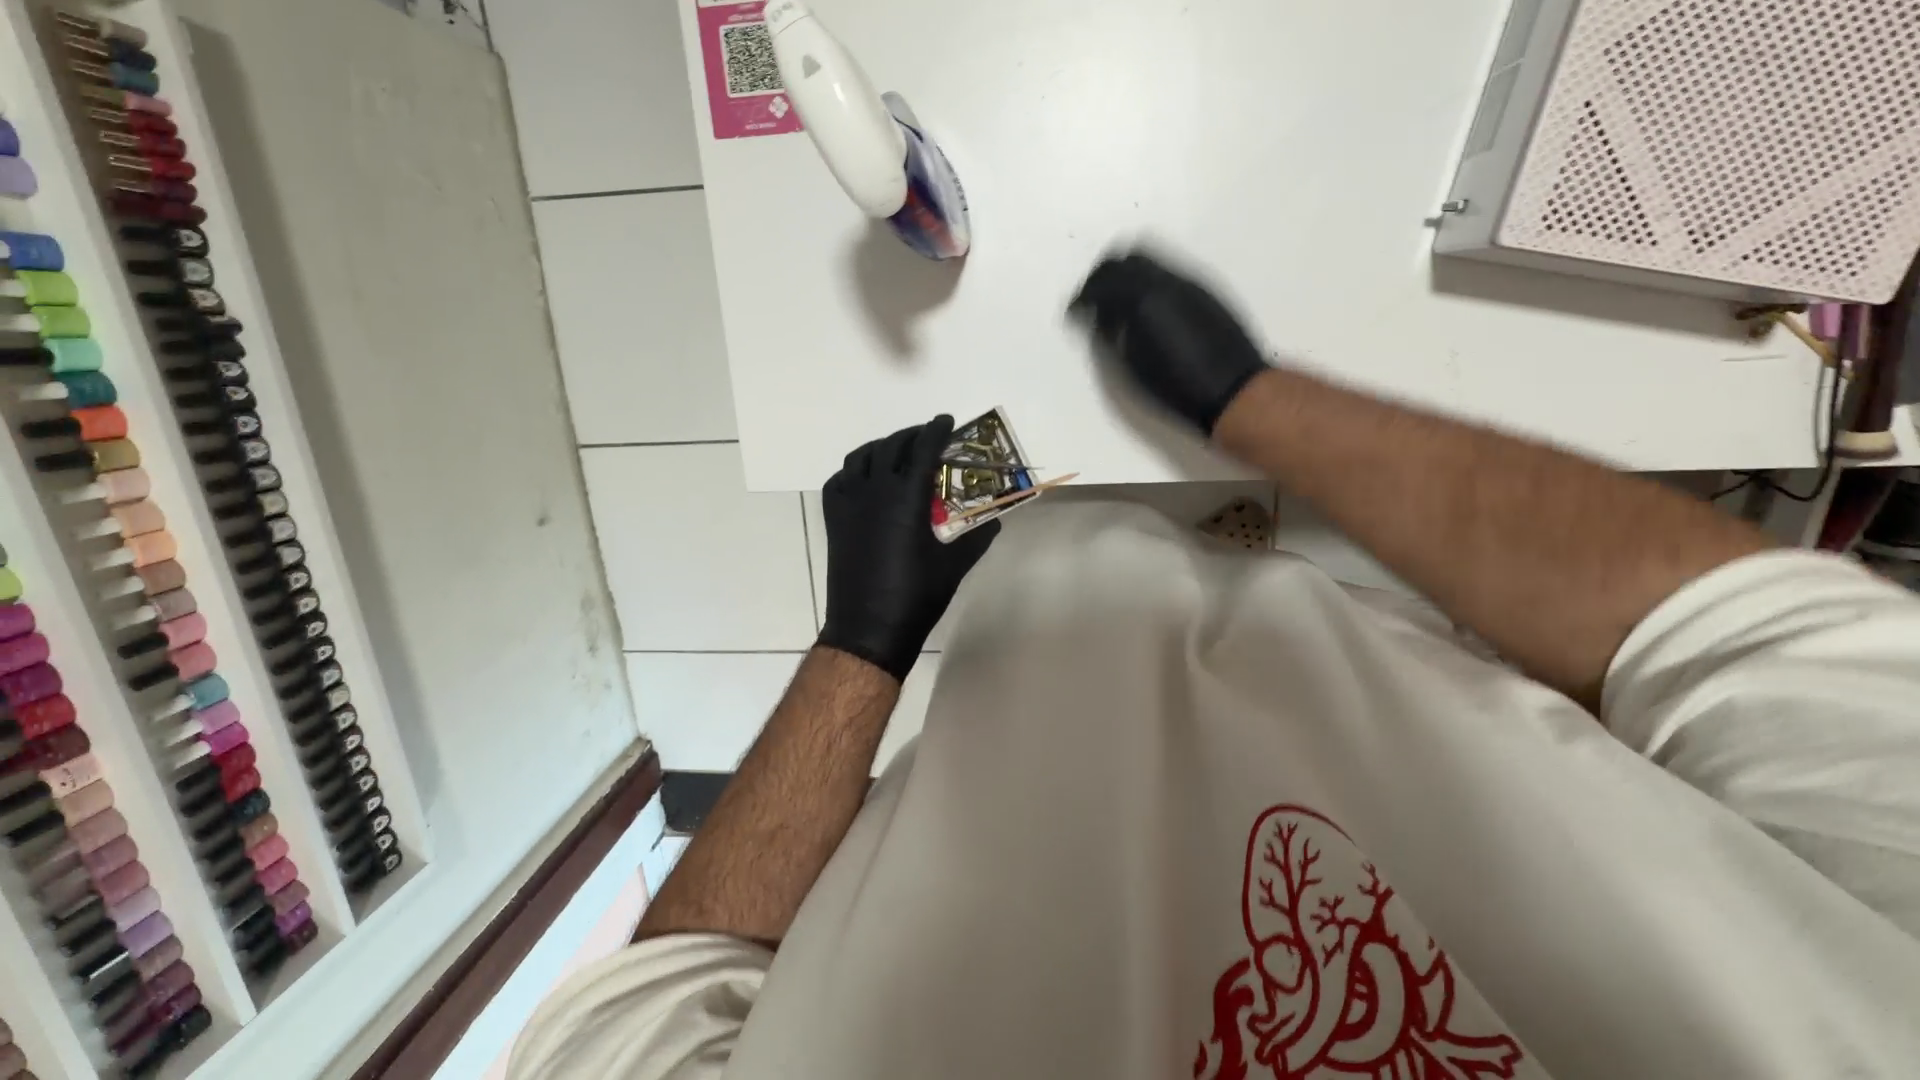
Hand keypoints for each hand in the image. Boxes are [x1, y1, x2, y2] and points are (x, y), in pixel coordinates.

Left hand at [817, 415, 998, 680]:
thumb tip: (996, 521)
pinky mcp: (834, 519)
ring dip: (881, 448)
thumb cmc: (917, 596)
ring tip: (896, 452)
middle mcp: (876, 490)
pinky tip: (865, 478)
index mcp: (908, 497)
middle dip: (911, 435)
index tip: (945, 421)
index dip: (936, 430)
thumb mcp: (954, 565)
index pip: (923, 449)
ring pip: (861, 458)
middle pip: (892, 446)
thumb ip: (977, 537)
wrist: (869, 627)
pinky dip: (853, 471)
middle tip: (926, 436)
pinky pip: (839, 480)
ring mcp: (850, 503)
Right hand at [1070, 251, 1271, 434]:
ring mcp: (1187, 279)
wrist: (1233, 388)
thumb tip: (1097, 319)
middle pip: (1122, 260)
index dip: (1081, 299)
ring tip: (1119, 302)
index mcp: (1140, 299)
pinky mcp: (1203, 286)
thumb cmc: (1176, 386)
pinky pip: (1166, 270)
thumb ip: (1110, 335)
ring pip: (1146, 259)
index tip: (1075, 313)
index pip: (1098, 286)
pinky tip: (1148, 306)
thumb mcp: (1131, 366)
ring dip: (1126, 275)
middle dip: (1101, 278)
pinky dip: (1148, 281)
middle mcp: (1163, 279)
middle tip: (1093, 301)